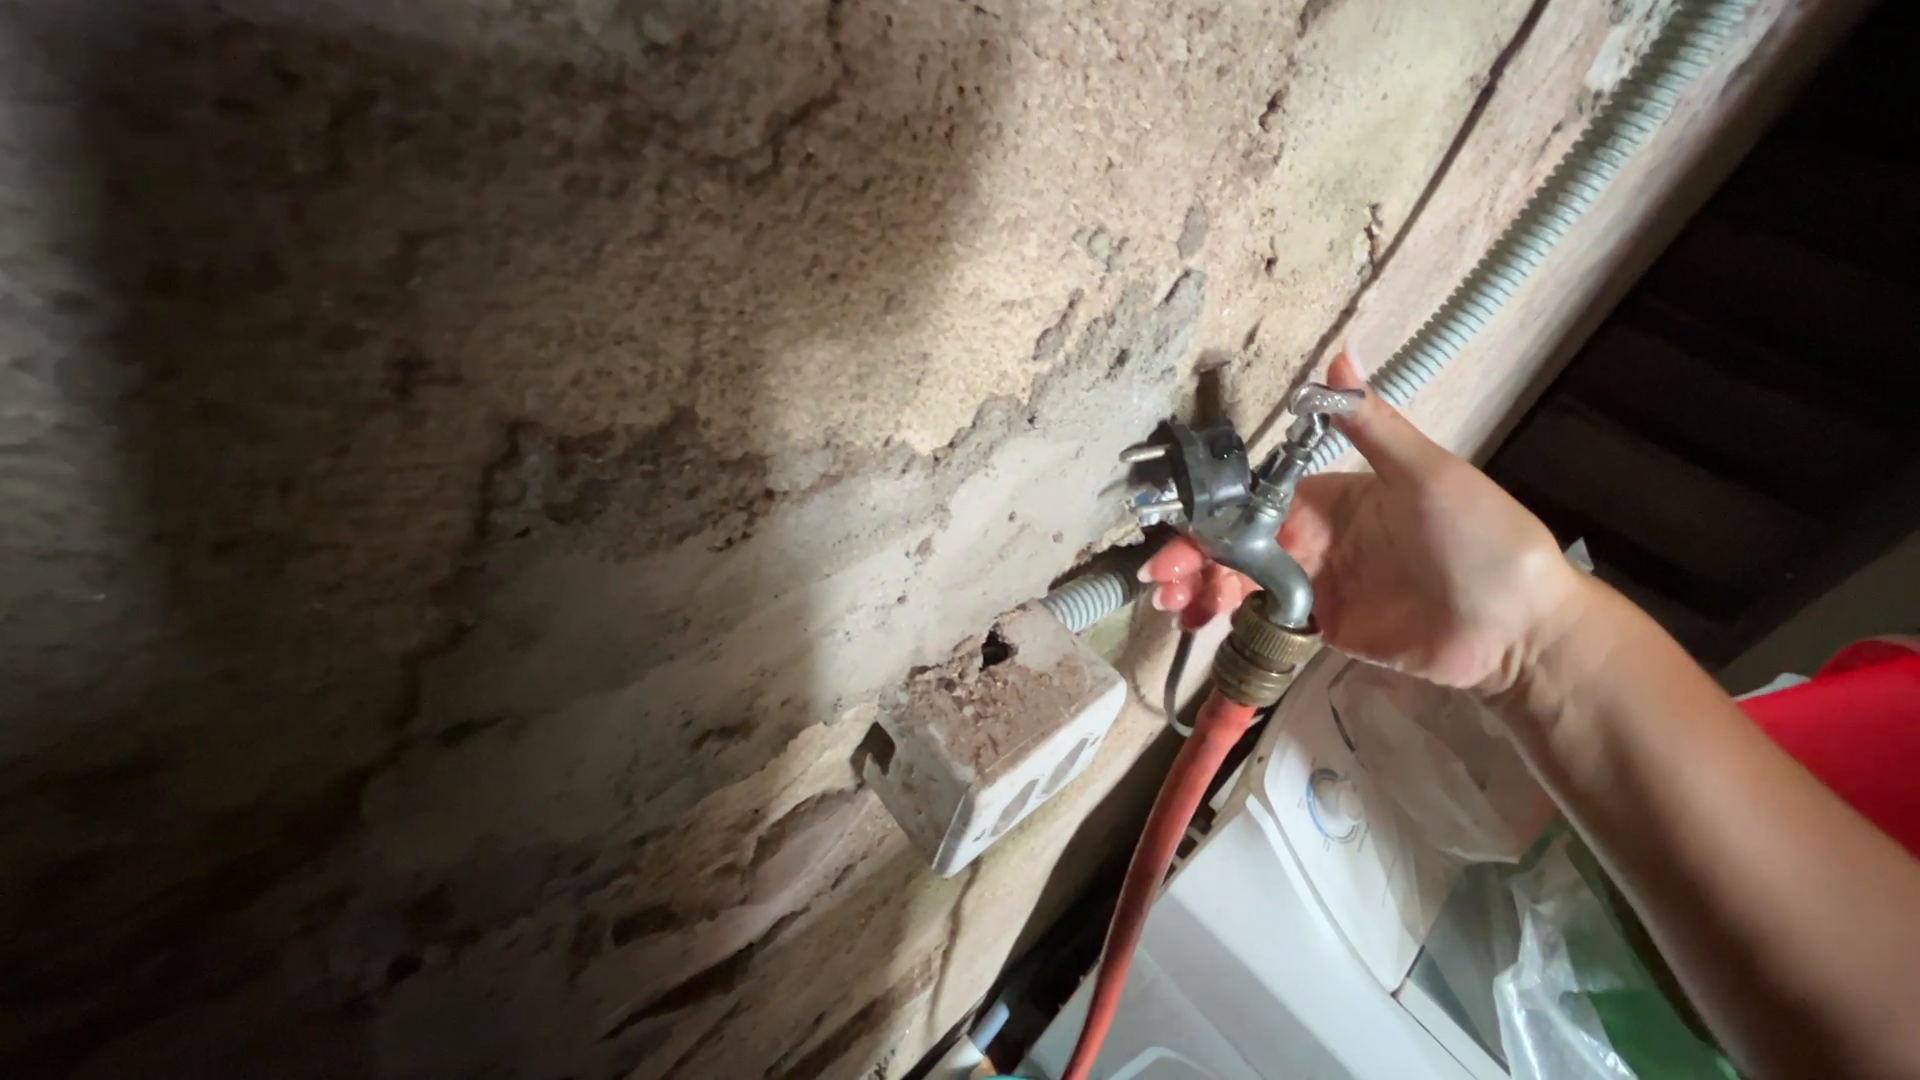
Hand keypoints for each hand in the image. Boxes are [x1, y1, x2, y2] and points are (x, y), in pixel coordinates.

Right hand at [1143, 351, 1583, 691]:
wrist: (1520, 627)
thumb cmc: (1476, 537)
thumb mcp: (1426, 473)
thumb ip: (1370, 423)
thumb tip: (1339, 352)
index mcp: (1328, 500)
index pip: (1250, 504)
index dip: (1210, 518)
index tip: (1176, 533)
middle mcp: (1311, 540)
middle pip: (1233, 547)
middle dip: (1191, 560)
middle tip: (1158, 581)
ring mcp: (1314, 587)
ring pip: (1239, 584)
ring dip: (1199, 590)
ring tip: (1170, 606)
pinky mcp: (1320, 629)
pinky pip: (1262, 621)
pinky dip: (1226, 620)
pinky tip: (1199, 623)